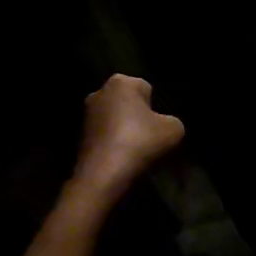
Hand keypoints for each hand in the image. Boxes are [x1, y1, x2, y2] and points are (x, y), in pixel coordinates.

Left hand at [72, 74, 184, 195]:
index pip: (146, 88)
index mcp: (122, 83)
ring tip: (138, 147)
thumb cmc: (141, 141)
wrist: (104, 172)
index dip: (156, 105)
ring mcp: (86, 113)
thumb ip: (172, 121)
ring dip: (126, 127)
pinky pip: (106, 132)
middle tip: (151, 133)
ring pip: (116, 117)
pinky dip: (114, 140)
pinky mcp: (80, 133)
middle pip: (128, 101)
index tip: (159, 123)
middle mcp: (100, 92)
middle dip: (139, 114)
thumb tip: (163, 124)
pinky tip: (123, 155)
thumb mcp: (175, 129)